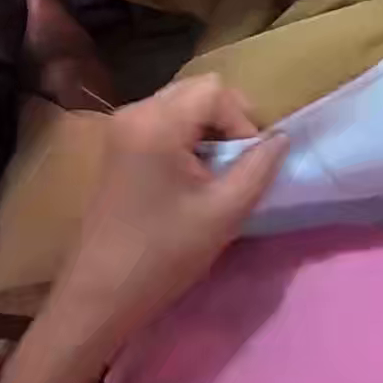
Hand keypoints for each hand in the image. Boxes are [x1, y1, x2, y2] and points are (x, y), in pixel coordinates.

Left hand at [57, 75, 289, 336]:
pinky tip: (191, 171)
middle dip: (227, 118)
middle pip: (197, 89)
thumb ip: (259, 167)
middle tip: (237, 161)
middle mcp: (134, 111)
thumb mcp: (224, 212)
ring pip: (181, 101)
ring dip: (207, 126)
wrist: (101, 294)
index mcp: (156, 123)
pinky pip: (163, 117)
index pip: (215, 91)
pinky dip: (187, 133)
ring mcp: (121, 125)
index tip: (247, 161)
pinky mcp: (118, 141)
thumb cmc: (164, 254)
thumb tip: (281, 137)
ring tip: (217, 168)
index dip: (242, 119)